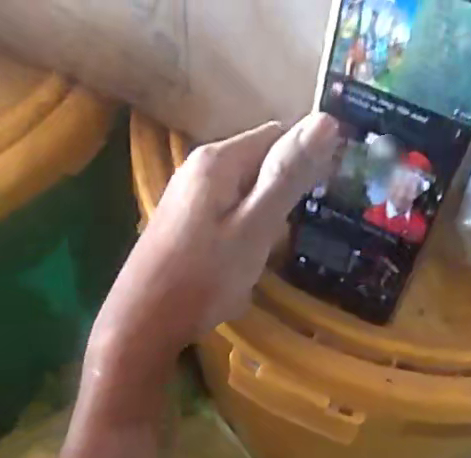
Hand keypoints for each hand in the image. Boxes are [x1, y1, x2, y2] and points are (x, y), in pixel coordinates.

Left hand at [89, 113, 340, 361]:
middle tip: (277, 248)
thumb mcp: (254, 229)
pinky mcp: (179, 229)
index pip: (278, 136)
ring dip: (257, 235)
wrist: (141, 324)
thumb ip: (287, 177)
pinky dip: (236, 250)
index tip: (314, 204)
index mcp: (218, 160)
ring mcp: (185, 200)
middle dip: (277, 206)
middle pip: (257, 170)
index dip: (302, 164)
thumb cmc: (202, 279)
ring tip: (252, 269)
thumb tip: (328, 119)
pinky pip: (223, 227)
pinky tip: (231, 279)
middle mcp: (197, 169)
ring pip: (242, 203)